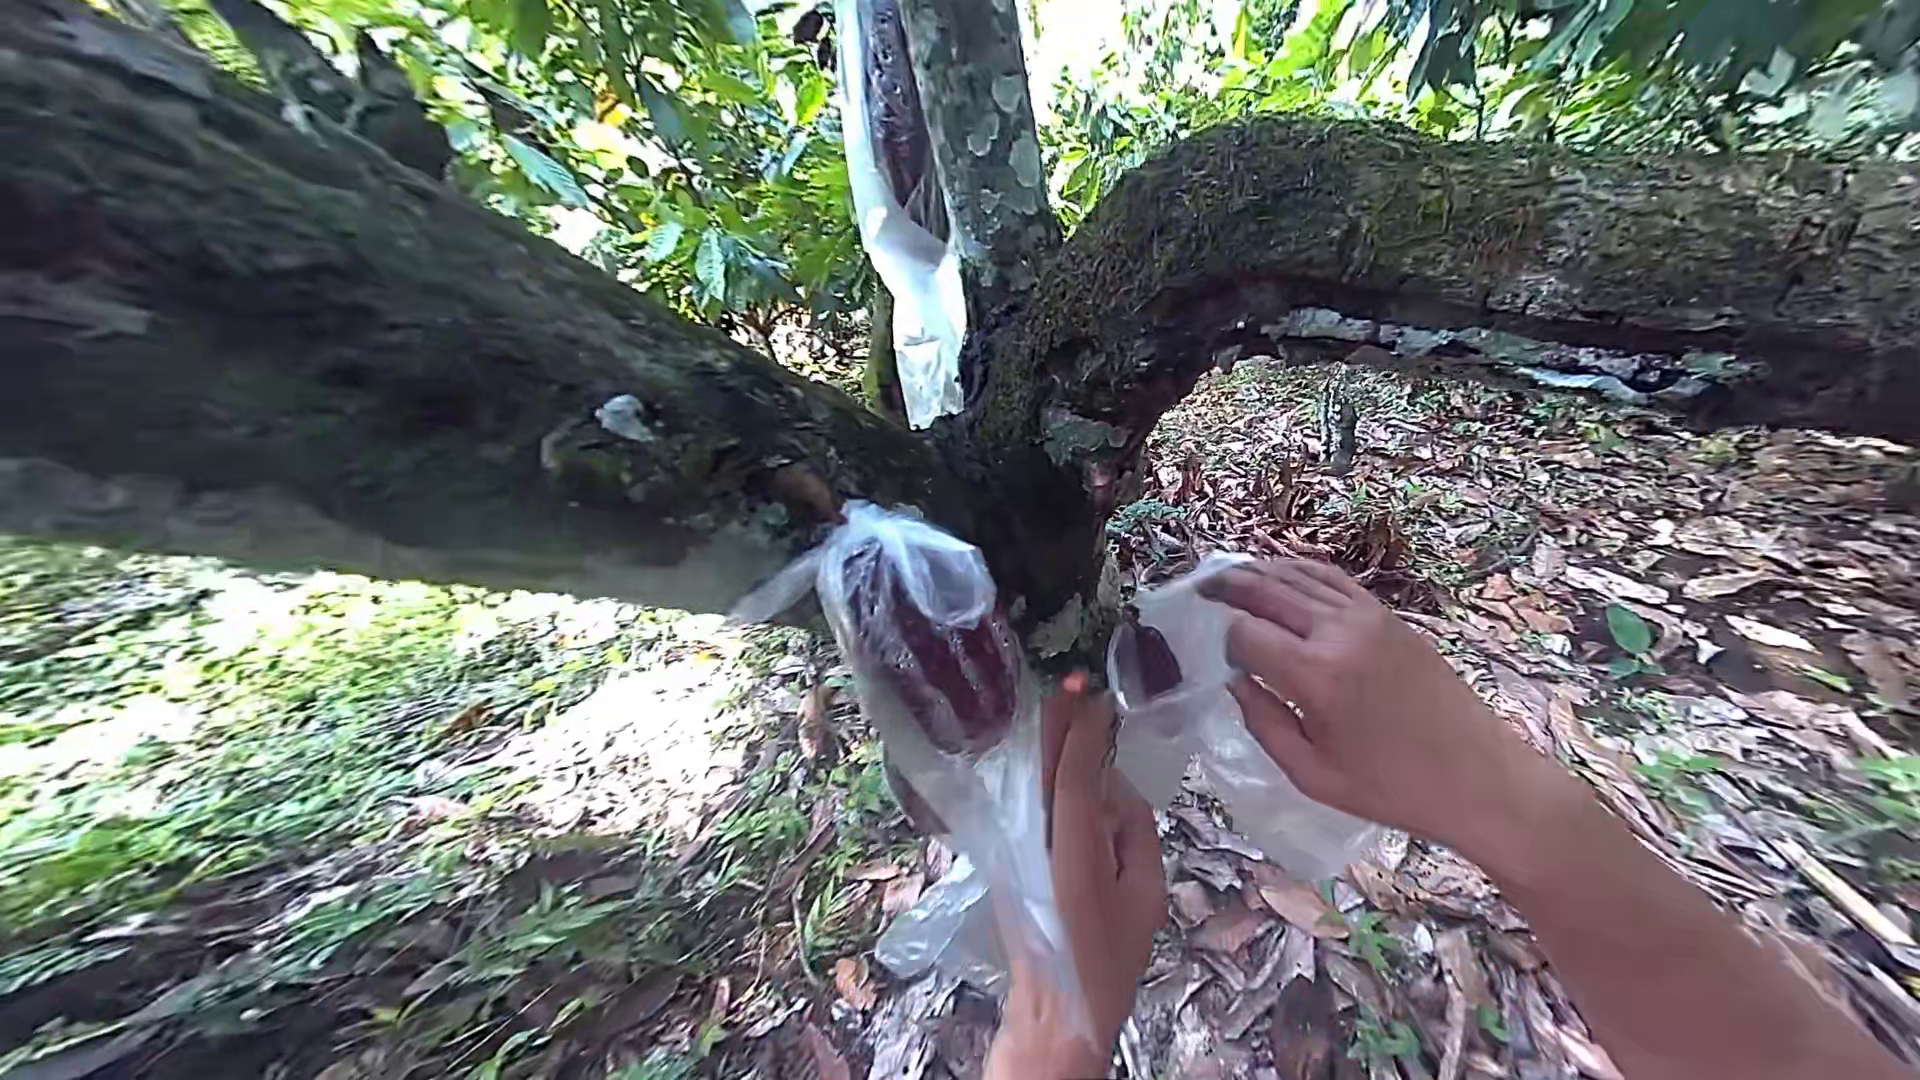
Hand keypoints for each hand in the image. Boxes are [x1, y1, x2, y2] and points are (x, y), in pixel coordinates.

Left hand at [987, 675, 1164, 1078]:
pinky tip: (1054, 742)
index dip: (1086, 730)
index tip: (1101, 700)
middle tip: (1077, 679)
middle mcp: (1032, 834)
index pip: (1073, 772)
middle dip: (1057, 715)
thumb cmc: (1109, 956)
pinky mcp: (1004, 844)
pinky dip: (1038, 758)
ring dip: (1047, 732)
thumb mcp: (1146, 895)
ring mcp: (1012, 838)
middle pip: (1040, 759)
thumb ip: (1136, 827)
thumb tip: (1114, 784)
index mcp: (1070, 849)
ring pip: (1026, 769)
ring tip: (1069, 700)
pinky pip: (1022, 787)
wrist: (1055, 1003)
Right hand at [1200, 559, 1570, 859]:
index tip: (1224, 661)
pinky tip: (1278, 574)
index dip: (1223, 642)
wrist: (1486, 782)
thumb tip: (1234, 680)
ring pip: (1295, 576)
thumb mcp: (1310, 773)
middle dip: (1225, 587)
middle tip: (1198, 589)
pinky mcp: (1387, 616)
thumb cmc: (1392, 788)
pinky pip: (1331, 578)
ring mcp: (1366, 617)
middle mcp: (1337, 633)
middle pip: (1264, 590)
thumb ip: (1260, 722)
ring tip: (1227, 577)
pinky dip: (1296, 570)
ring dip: (1255, 572)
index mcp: (1315, 675)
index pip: (1245, 634)